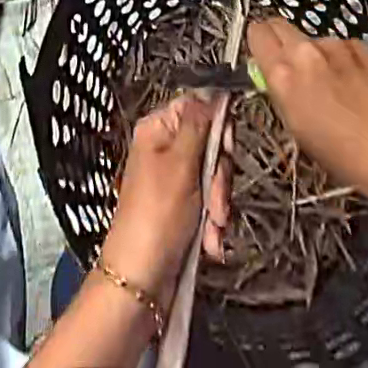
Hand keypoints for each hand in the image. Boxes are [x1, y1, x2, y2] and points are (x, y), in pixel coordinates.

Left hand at [101, 92, 231, 303]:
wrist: (141, 278)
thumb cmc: (158, 214)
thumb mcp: (181, 164)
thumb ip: (199, 125)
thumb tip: (213, 89)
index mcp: (158, 128)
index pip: (197, 105)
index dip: (217, 125)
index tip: (226, 148)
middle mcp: (165, 146)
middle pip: (210, 142)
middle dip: (220, 176)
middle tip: (216, 201)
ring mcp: (174, 176)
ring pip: (213, 175)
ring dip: (218, 204)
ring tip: (212, 228)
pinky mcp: (182, 204)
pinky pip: (208, 201)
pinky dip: (212, 222)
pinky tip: (209, 242)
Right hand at [246, 17, 367, 200]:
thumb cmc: (350, 158)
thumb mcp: (297, 129)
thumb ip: (281, 92)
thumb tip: (275, 77)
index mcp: (283, 75)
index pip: (257, 33)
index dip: (259, 43)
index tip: (263, 54)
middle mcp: (307, 53)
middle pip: (279, 25)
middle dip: (280, 40)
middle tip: (289, 66)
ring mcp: (337, 47)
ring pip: (312, 39)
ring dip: (314, 55)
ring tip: (332, 88)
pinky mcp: (363, 48)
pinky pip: (340, 46)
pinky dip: (341, 60)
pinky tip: (355, 87)